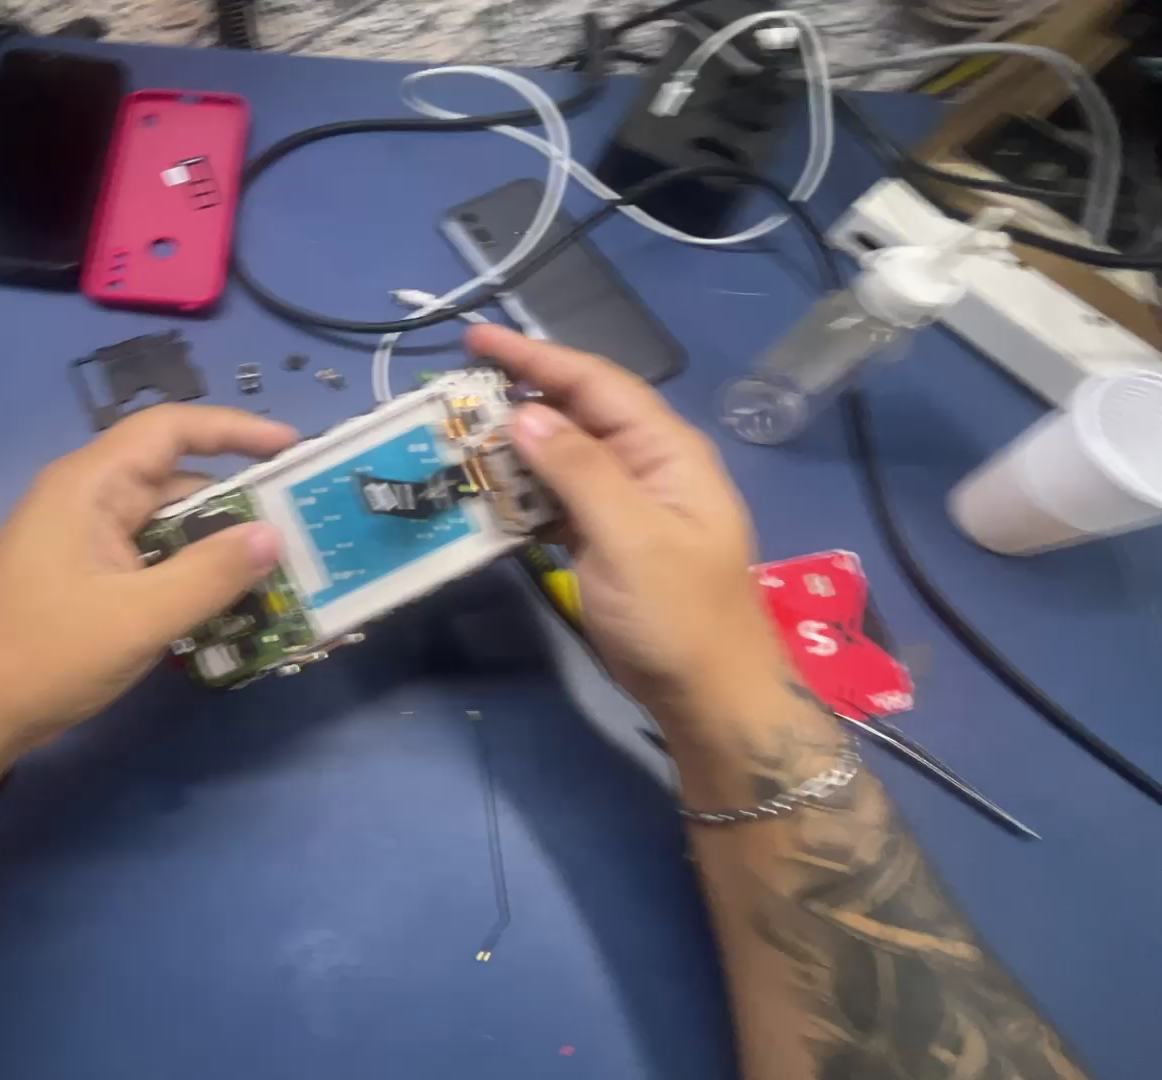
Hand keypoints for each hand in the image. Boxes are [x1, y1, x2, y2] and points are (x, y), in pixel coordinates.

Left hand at [0, 405, 298, 792]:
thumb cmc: (41, 657)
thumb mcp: (137, 619)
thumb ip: (209, 575)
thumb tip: (273, 536)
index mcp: (90, 486)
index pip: (169, 429)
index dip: (234, 429)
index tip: (289, 447)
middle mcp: (90, 501)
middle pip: (176, 479)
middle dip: (237, 500)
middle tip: (298, 526)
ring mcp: (88, 541)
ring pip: (168, 526)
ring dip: (217, 546)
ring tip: (277, 570)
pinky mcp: (89, 577)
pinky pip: (153, 561)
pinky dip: (191, 575)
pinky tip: (229, 603)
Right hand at [468, 326, 785, 716]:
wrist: (704, 691)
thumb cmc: (675, 614)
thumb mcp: (629, 537)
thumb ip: (577, 470)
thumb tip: (521, 414)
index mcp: (663, 450)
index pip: (594, 383)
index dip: (535, 356)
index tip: (477, 338)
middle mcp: (642, 464)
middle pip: (573, 413)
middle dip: (517, 397)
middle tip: (456, 396)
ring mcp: (621, 501)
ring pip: (558, 455)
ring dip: (512, 448)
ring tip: (460, 443)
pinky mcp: (601, 534)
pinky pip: (553, 497)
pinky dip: (520, 492)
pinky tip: (488, 496)